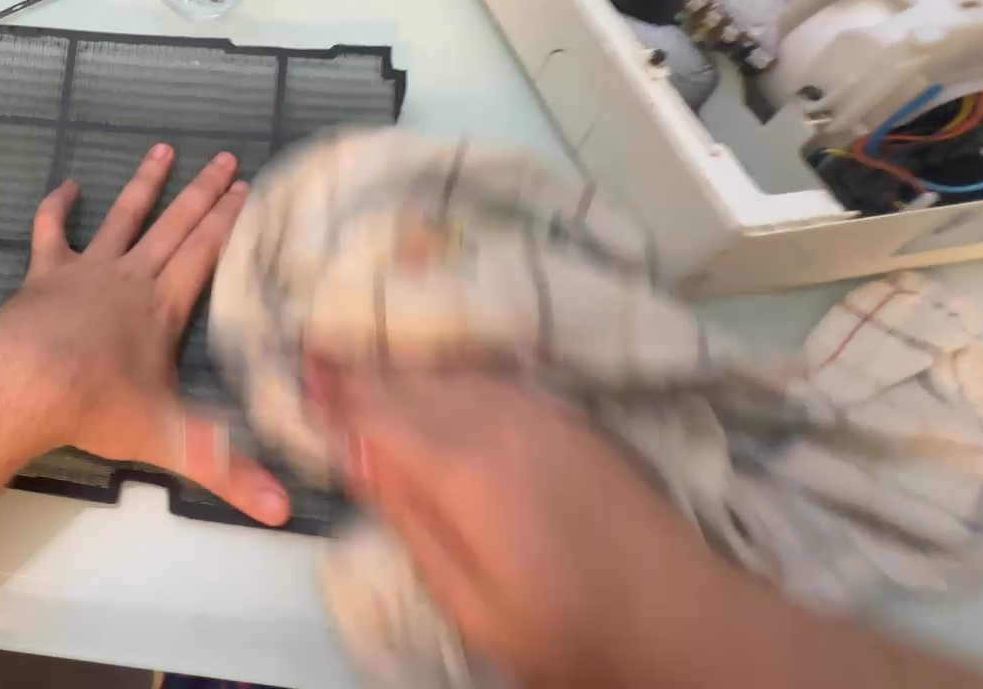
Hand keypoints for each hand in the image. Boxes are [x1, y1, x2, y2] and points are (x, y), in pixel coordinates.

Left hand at [0, 144, 291, 525]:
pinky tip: (66, 185)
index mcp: (162, 304)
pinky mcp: (45, 272)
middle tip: (224, 156)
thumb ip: (225, 470)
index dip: (229, 219)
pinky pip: (52, 231)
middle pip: (175, 224)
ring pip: (124, 216)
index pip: (205, 251)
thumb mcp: (168, 440)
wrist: (20, 385)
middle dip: (203, 191)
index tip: (247, 187)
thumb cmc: (96, 405)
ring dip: (145, 183)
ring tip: (162, 148)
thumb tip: (282, 511)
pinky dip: (58, 207)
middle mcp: (130, 275)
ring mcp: (86, 268)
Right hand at [306, 362, 744, 686]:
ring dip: (393, 367)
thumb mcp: (468, 598)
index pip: (372, 408)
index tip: (297, 374)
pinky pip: (477, 374)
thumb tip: (352, 449)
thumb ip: (405, 513)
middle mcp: (489, 415)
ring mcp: (528, 404)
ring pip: (438, 369)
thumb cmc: (564, 625)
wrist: (685, 617)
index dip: (330, 391)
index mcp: (460, 465)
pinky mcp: (554, 406)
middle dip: (352, 369)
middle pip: (400, 378)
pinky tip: (426, 384)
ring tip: (357, 364)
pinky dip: (437, 374)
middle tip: (313, 356)